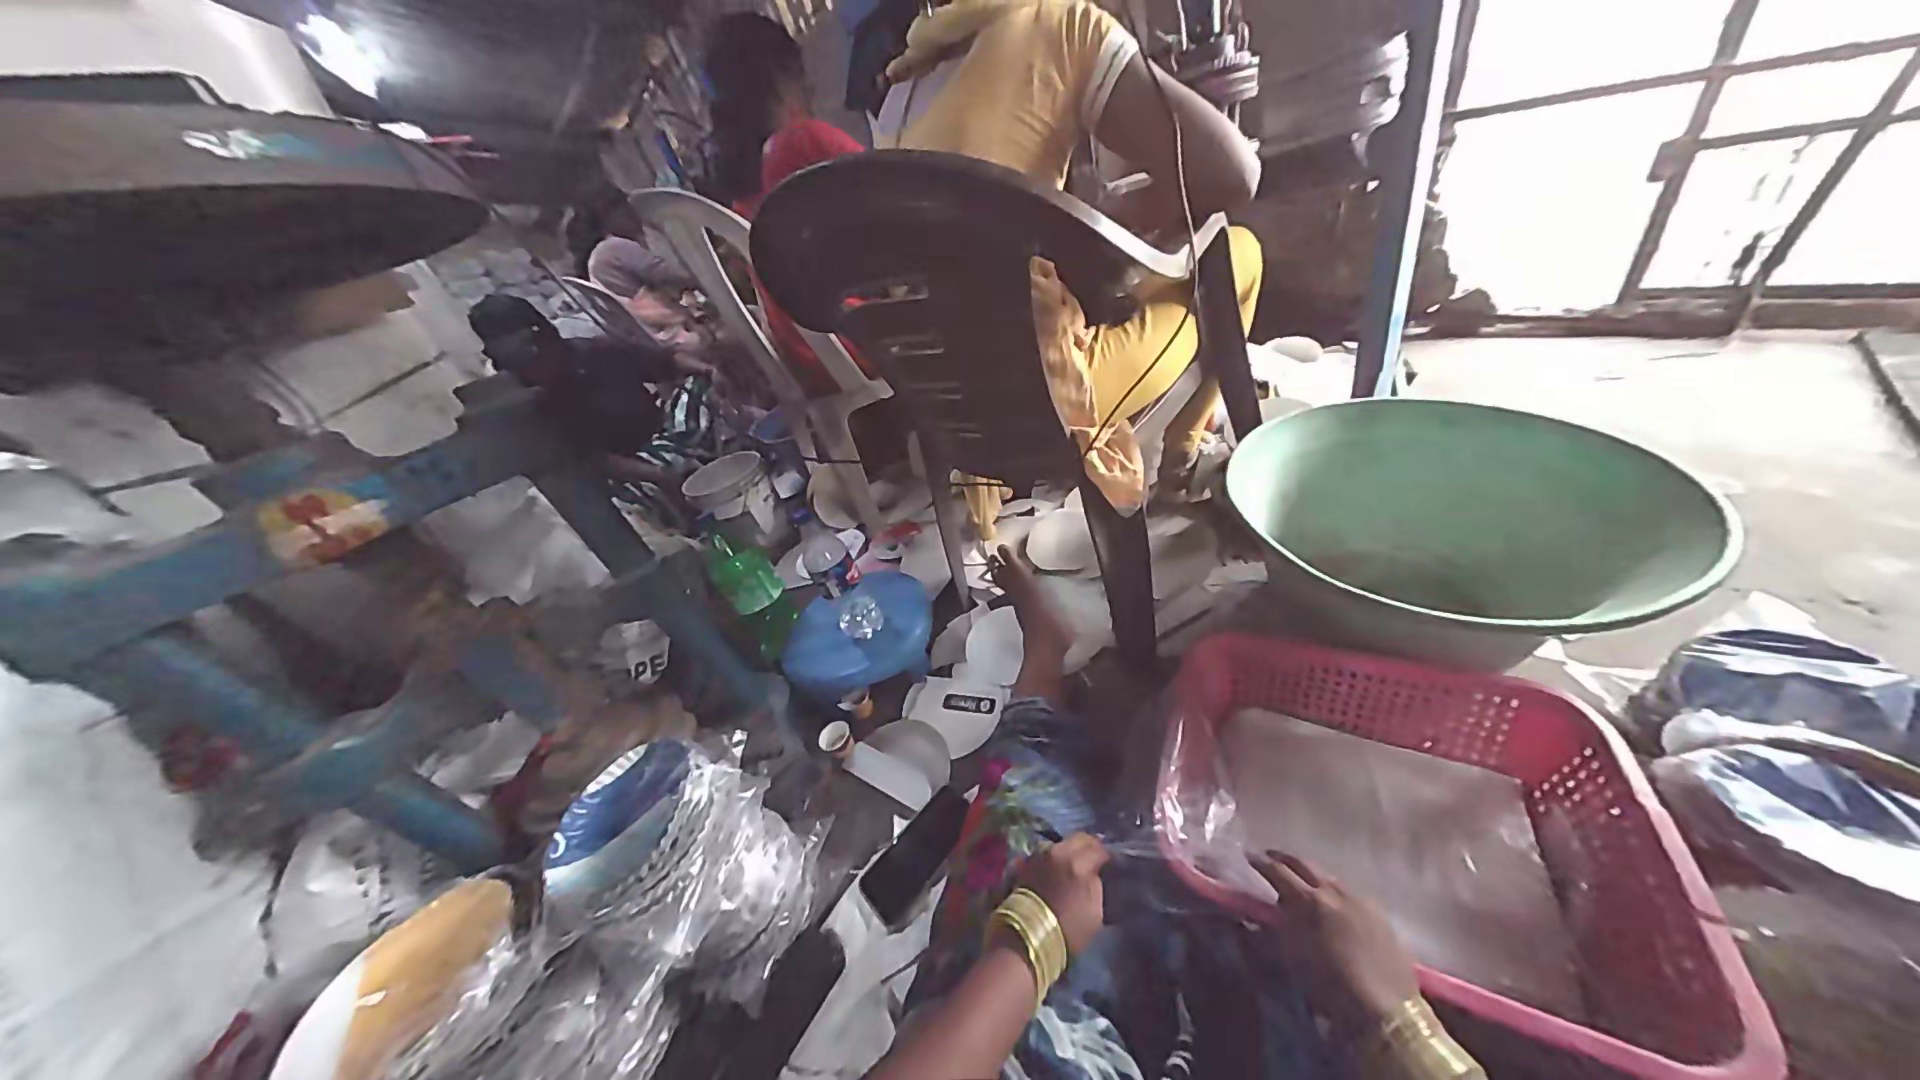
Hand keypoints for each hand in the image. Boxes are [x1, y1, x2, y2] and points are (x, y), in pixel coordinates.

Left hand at [1014, 833, 1108, 954]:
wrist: (1028, 934)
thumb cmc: (1066, 928)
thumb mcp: (1094, 912)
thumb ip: (1096, 885)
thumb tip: (1094, 873)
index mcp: (1079, 863)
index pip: (1099, 849)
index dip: (1107, 855)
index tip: (1110, 863)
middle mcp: (1059, 851)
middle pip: (1079, 838)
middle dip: (1089, 846)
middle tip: (1095, 857)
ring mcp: (1041, 854)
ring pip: (1062, 843)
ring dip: (1071, 850)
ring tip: (1076, 863)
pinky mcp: (1028, 862)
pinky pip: (1048, 852)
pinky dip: (1056, 857)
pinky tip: (1059, 867)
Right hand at [1253, 851, 1418, 1024]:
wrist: (1387, 1011)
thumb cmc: (1330, 987)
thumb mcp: (1293, 954)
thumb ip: (1280, 922)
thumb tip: (1273, 905)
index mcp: (1309, 900)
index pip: (1277, 870)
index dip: (1260, 862)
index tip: (1248, 855)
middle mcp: (1333, 891)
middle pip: (1303, 863)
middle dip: (1283, 858)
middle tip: (1270, 856)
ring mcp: (1359, 898)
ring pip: (1327, 874)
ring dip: (1309, 872)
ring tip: (1299, 877)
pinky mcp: (1378, 912)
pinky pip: (1347, 890)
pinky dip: (1332, 888)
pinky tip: (1330, 899)